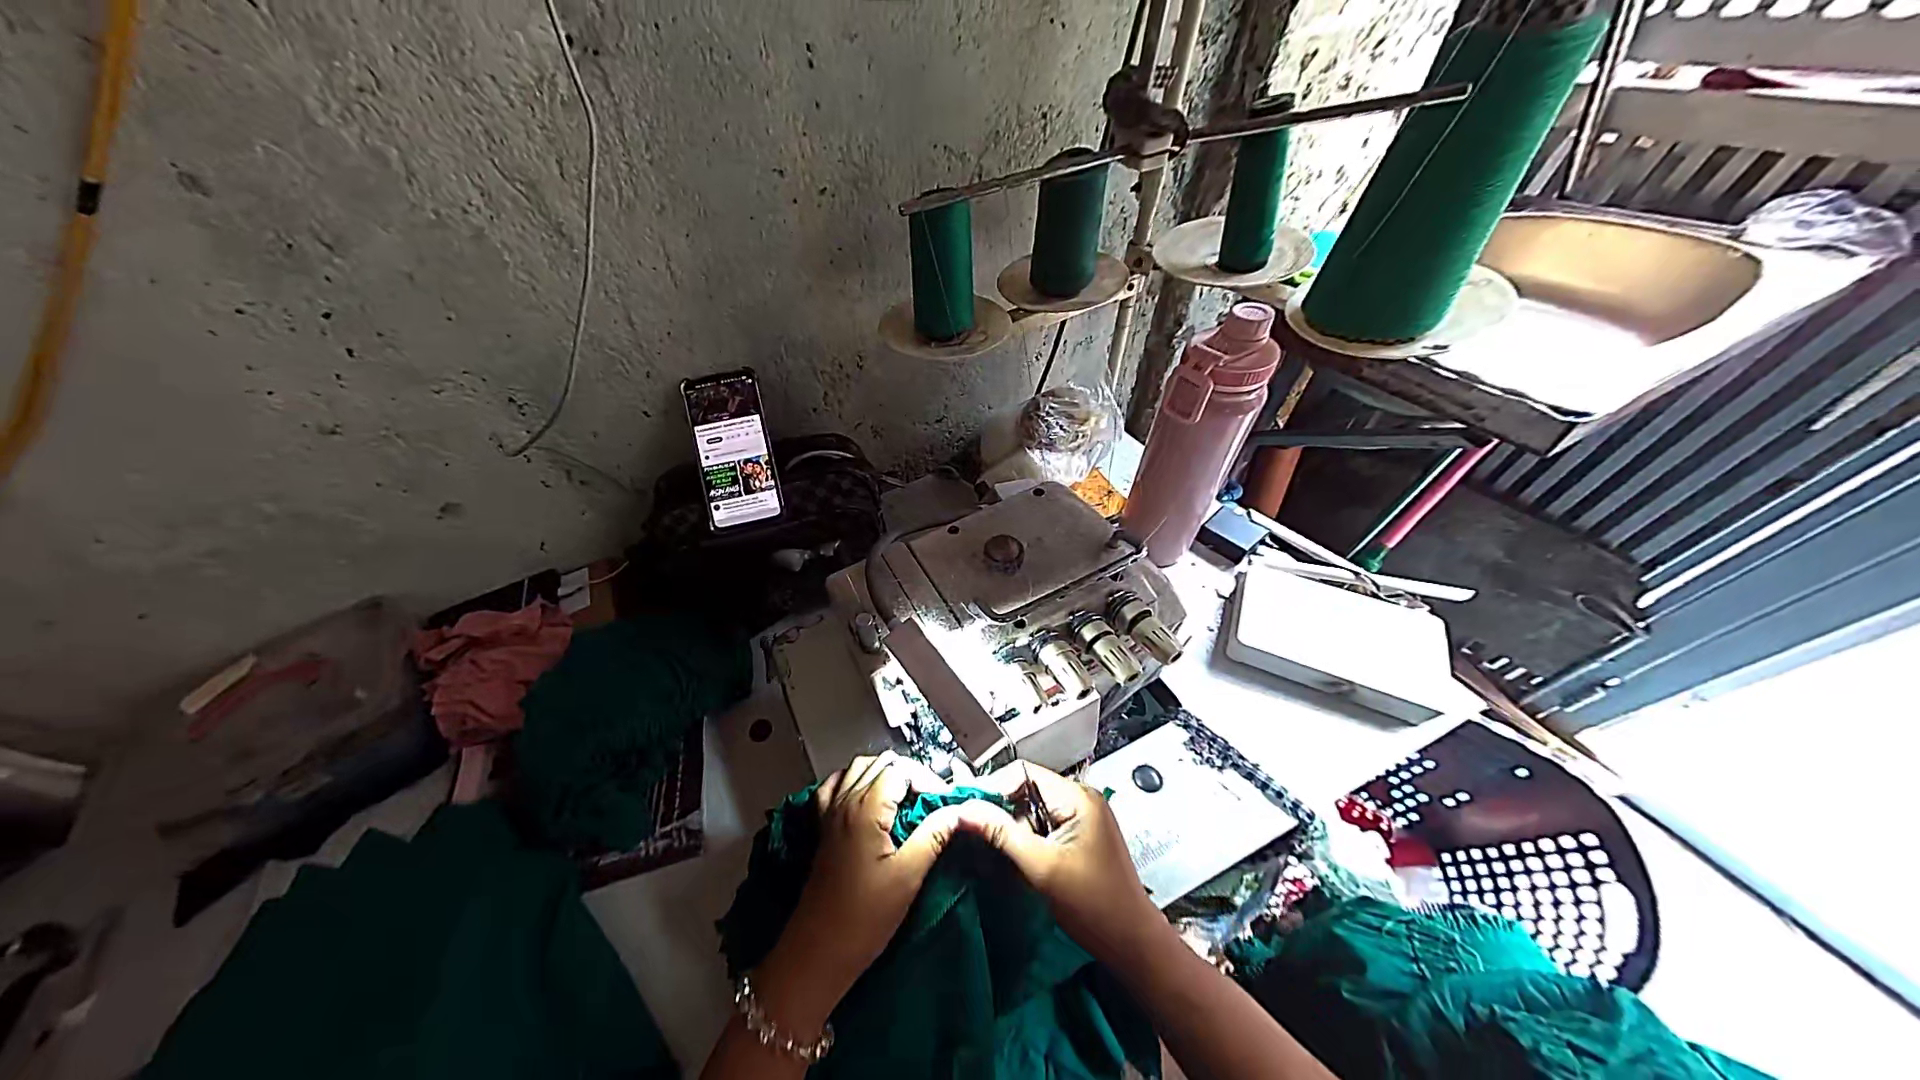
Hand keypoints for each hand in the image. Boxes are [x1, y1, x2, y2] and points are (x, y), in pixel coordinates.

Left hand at [754, 753, 974, 1027]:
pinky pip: (837, 786)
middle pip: (880, 763)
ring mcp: (829, 813)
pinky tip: (870, 800)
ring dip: (884, 774)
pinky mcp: (822, 827)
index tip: (945, 803)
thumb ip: (934, 835)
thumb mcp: (908, 876)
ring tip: (908, 798)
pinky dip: (856, 782)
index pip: (901, 769)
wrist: (817, 952)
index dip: (927, 779)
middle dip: (909, 773)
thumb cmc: (865, 917)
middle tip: (932, 799)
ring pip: (858, 769)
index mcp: (866, 808)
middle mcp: (844, 801)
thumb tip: (958, 810)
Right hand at [967, 762, 1161, 962]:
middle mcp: (1079, 801)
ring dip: (1010, 831)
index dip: (992, 788)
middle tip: (973, 834)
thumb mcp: (1043, 867)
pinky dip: (1023, 844)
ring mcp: (1079, 821)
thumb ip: (1002, 835)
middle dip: (999, 812)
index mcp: (1077, 797)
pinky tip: (1011, 864)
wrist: (1133, 944)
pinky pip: (1040, 831)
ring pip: (1030, 814)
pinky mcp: (1076, 841)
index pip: (1023, 772)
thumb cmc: (1095, 905)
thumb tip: (965, 811)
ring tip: (990, 852)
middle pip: (1024, 792)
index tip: (966, 810)